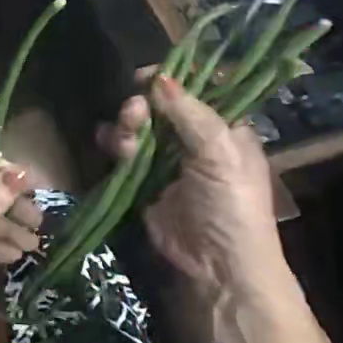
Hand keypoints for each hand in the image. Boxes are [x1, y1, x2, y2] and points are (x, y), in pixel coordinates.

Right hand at [99, 75, 286, 290]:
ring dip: (127, 124)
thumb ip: (190, 114)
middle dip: (143, 104)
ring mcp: (166, 160)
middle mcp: (194, 140)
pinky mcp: (141, 180)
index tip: (148, 76)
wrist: (216, 266)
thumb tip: (160, 77)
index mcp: (225, 129)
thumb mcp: (220, 154)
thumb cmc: (231, 206)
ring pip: (138, 126)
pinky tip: (111, 146)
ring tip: (125, 135)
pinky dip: (114, 144)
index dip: (173, 79)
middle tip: (135, 110)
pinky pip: (123, 151)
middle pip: (160, 105)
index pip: (198, 90)